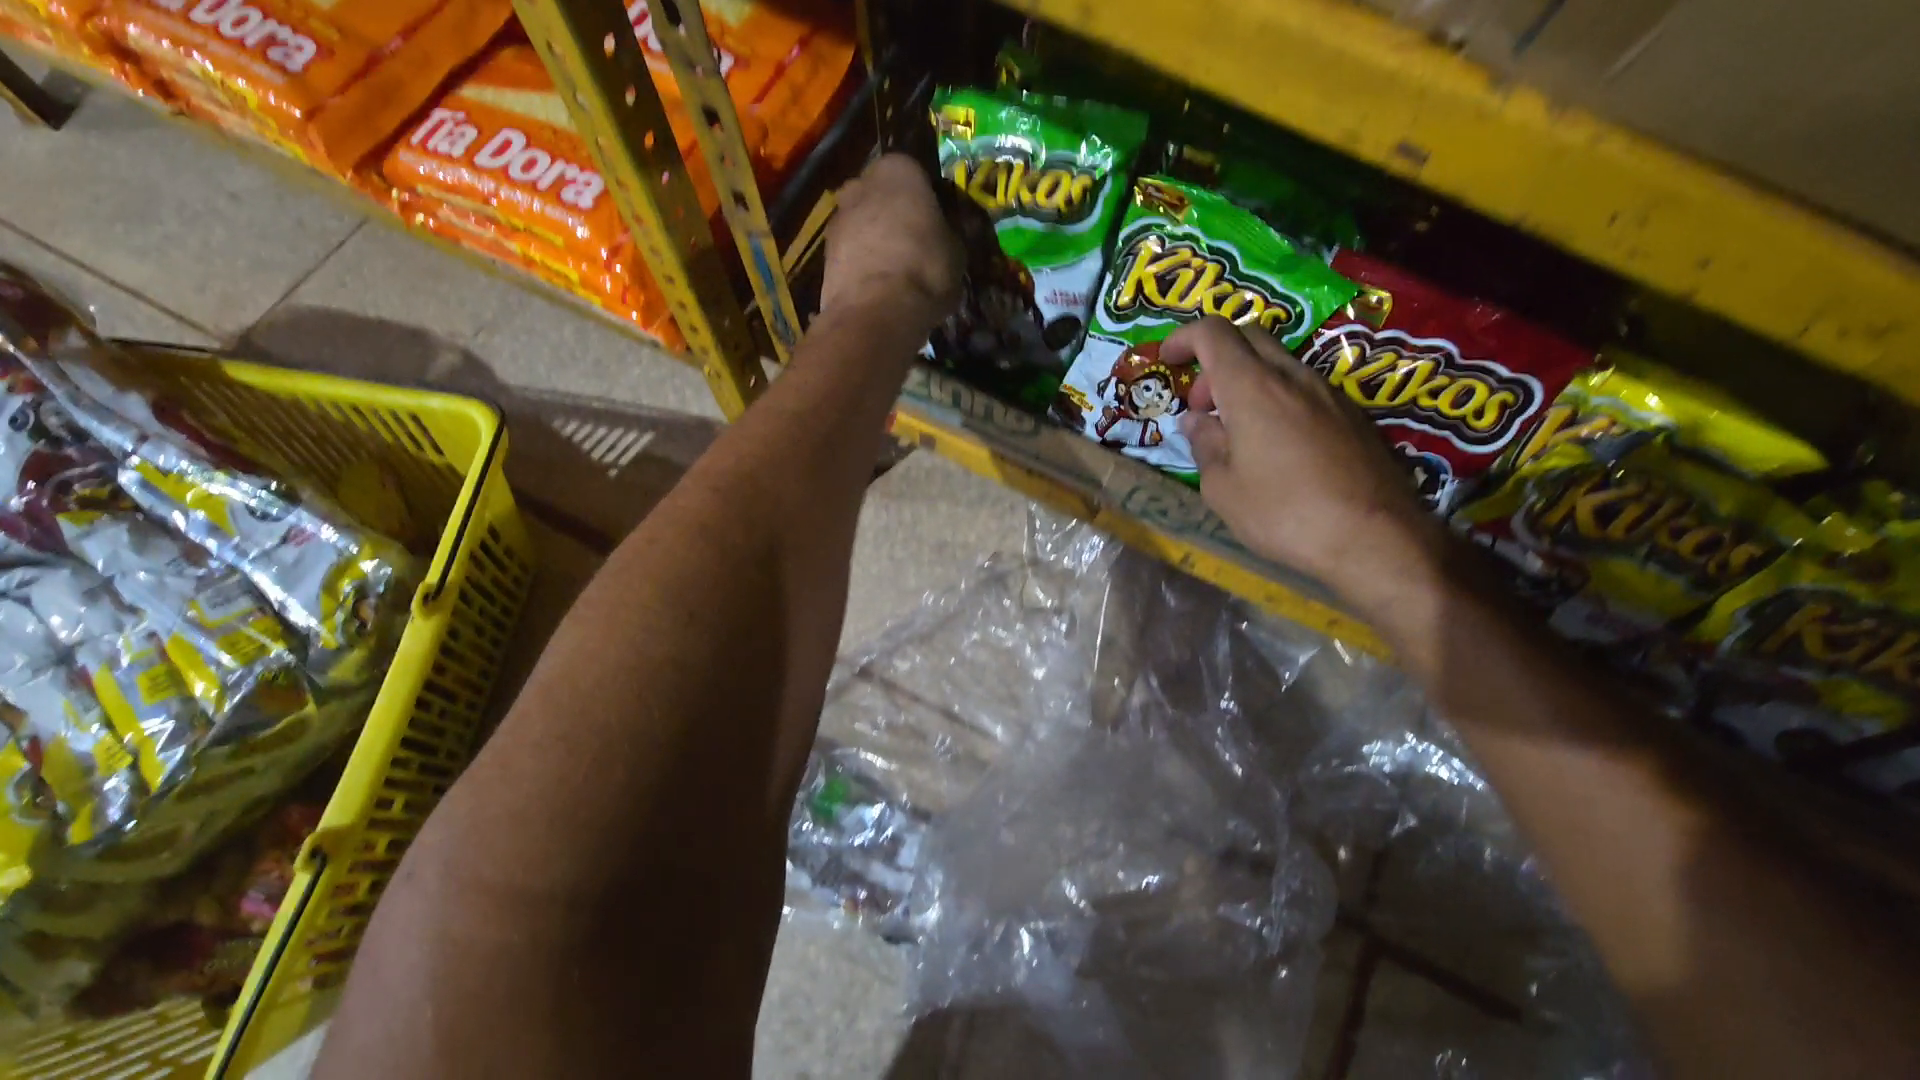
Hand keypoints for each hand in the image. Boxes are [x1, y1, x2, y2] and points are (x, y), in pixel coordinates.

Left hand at [821, 154, 962, 327]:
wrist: (877, 311)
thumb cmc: (925, 269)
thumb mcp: (956, 249)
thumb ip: (946, 232)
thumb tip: (943, 235)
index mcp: (898, 170)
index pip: (915, 172)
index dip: (926, 197)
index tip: (936, 220)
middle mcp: (861, 183)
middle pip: (880, 194)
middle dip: (893, 212)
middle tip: (913, 241)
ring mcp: (837, 217)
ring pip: (861, 222)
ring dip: (874, 238)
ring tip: (894, 269)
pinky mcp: (823, 252)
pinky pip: (849, 251)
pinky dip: (860, 262)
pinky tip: (877, 285)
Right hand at [1171, 318, 1448, 610]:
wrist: (1375, 538)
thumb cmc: (1284, 515)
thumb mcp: (1224, 489)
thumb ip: (1205, 446)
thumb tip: (1197, 422)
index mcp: (1253, 388)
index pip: (1213, 332)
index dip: (1184, 338)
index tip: (1168, 362)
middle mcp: (1292, 377)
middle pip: (1249, 337)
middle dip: (1215, 360)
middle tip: (1202, 404)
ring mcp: (1329, 393)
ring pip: (1279, 364)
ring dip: (1248, 383)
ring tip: (1237, 432)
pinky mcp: (1354, 415)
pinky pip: (1304, 390)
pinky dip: (1278, 401)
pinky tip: (1277, 447)